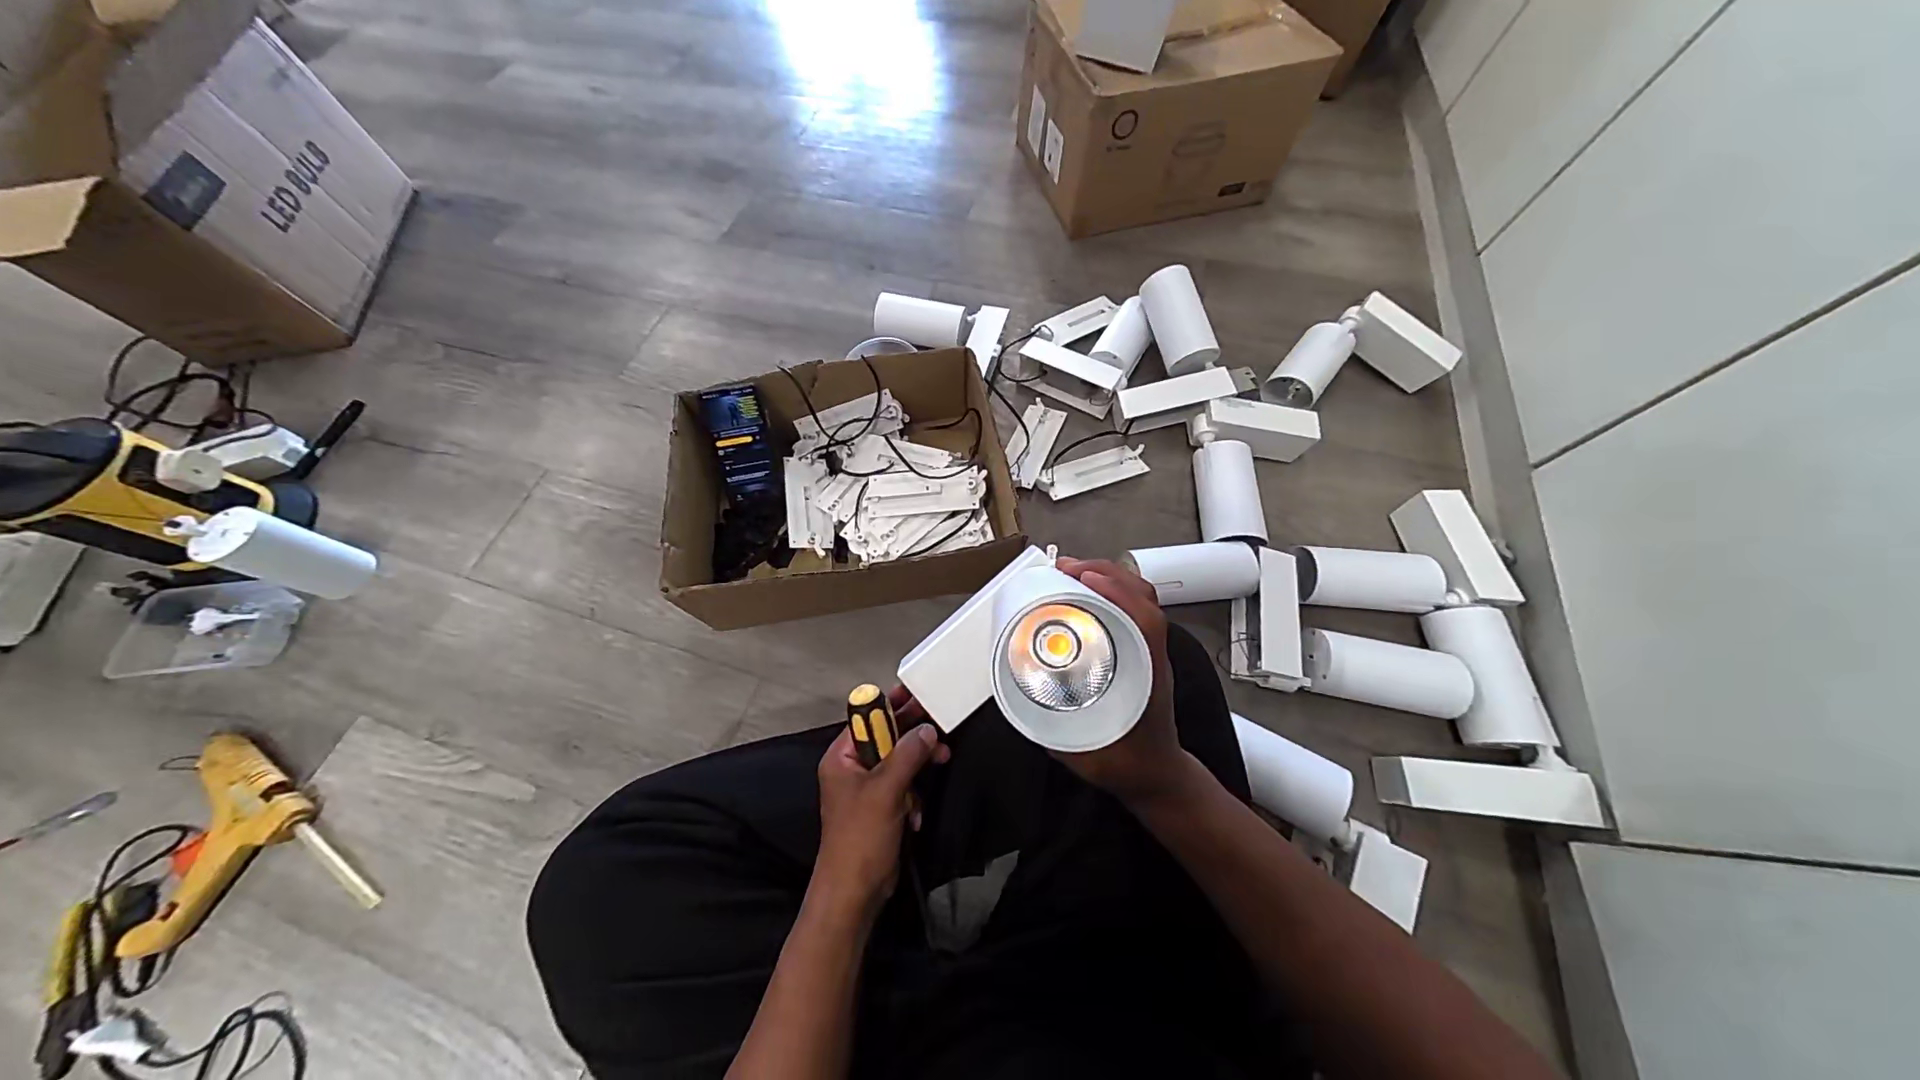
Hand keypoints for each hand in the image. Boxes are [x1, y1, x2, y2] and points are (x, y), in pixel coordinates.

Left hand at [813, 689, 948, 919]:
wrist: (854, 894)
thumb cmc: (860, 840)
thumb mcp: (886, 790)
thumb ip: (907, 755)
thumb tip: (927, 730)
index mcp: (841, 757)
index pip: (867, 719)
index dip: (892, 706)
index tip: (917, 695)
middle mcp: (851, 768)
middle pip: (886, 738)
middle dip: (913, 738)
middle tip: (939, 728)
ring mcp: (865, 789)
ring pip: (898, 762)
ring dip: (916, 769)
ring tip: (940, 763)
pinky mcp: (880, 808)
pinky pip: (902, 786)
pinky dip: (913, 795)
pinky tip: (916, 812)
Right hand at [1049, 557, 1200, 807]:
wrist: (1153, 776)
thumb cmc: (1125, 764)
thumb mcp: (1084, 751)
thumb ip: (1053, 726)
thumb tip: (1019, 694)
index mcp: (1146, 675)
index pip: (1144, 619)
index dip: (1115, 590)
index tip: (1081, 576)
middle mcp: (1152, 656)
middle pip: (1142, 597)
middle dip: (1103, 573)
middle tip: (1063, 568)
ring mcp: (1150, 652)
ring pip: (1138, 599)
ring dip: (1108, 579)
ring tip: (1071, 574)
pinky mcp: (1141, 653)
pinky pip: (1131, 611)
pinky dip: (1111, 593)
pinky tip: (1084, 595)